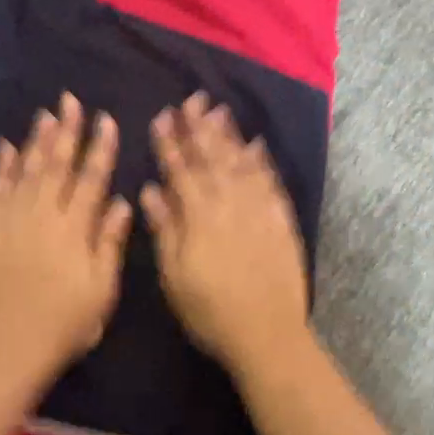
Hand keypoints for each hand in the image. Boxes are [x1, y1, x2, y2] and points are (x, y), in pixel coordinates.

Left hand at [0, 92, 132, 376]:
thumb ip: (109, 242)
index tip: (105, 119)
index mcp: (74, 228)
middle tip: (70, 100)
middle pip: (56, 164)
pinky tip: (6, 146)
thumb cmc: (64, 324)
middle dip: (66, 130)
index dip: (99, 147)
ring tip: (46, 114)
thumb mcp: (101, 290)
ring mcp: (9, 219)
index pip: (91, 178)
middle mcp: (42, 215)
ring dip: (36, 140)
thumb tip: (121, 202)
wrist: (5, 347)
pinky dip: (0, 166)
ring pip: (25, 169)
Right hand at [140, 93, 311, 374]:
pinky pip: (270, 182)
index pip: (181, 171)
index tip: (162, 117)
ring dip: (229, 136)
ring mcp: (259, 210)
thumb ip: (165, 228)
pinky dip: (262, 162)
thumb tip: (151, 189)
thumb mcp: (174, 275)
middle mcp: (229, 204)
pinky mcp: (282, 222)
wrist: (268, 334)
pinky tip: (256, 145)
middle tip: (192, 100)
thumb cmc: (210, 311)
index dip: (170, 143)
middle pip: (212, 158)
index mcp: (198, 216)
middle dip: (199, 128)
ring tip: (219, 110)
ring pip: (241, 164)